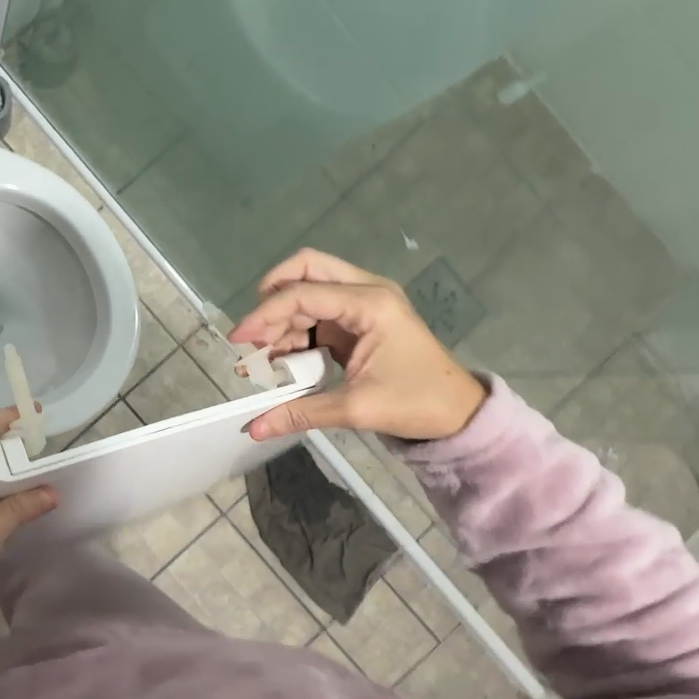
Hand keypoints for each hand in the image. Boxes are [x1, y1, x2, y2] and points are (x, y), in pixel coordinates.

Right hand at [228, 249, 487, 441]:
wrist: (459, 413)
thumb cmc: (417, 403)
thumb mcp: (356, 409)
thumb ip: (300, 413)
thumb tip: (253, 429)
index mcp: (371, 304)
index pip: (303, 293)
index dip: (264, 314)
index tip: (238, 341)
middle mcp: (366, 293)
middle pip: (306, 270)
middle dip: (272, 297)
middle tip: (252, 333)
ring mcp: (362, 304)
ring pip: (307, 292)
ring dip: (280, 320)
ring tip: (261, 358)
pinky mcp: (358, 321)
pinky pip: (316, 315)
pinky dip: (293, 333)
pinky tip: (279, 360)